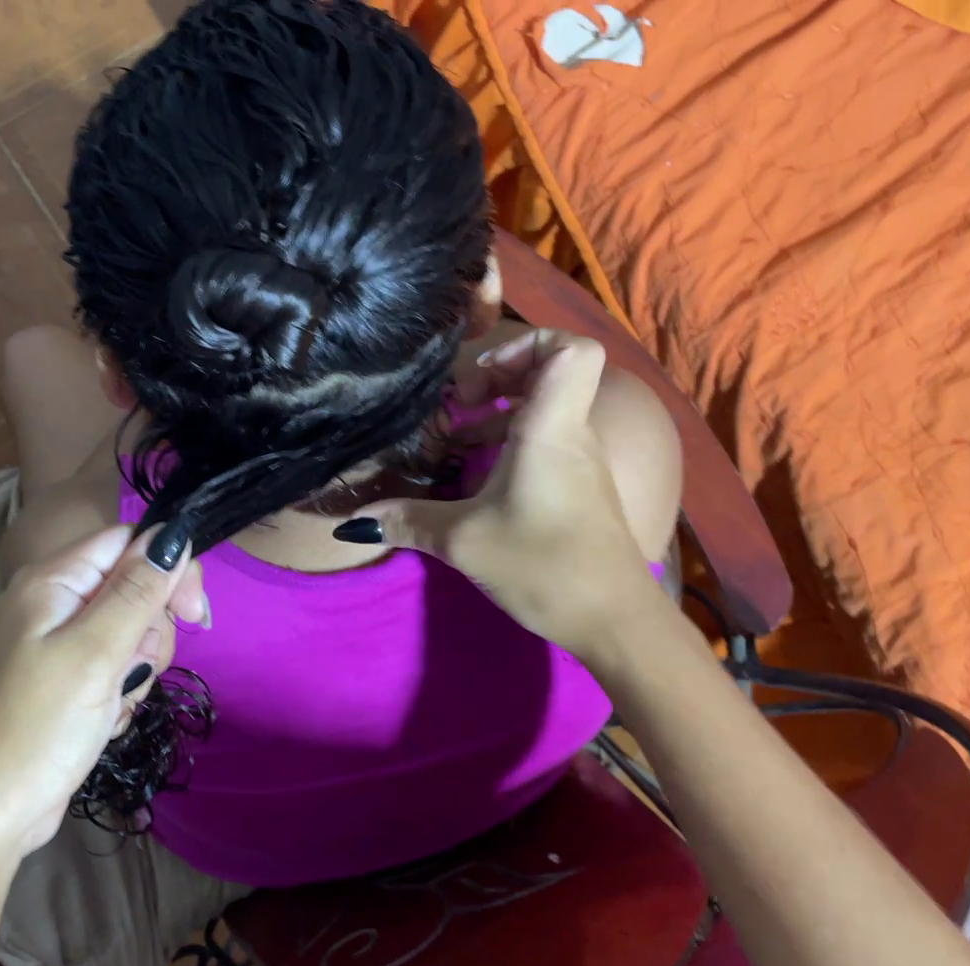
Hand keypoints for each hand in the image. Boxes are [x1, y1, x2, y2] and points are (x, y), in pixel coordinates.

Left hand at [0, 524, 199, 856]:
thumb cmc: (37, 728)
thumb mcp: (96, 654)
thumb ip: (137, 590)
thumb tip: (174, 531)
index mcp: (51, 581)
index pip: (128, 542)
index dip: (168, 568)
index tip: (195, 617)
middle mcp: (52, 604)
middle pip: (134, 590)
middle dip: (150, 634)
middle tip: (132, 674)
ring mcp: (55, 646)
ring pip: (130, 636)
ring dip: (135, 673)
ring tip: (109, 706)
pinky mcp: (62, 683)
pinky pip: (112, 671)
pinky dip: (118, 697)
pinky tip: (100, 724)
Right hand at [340, 330, 662, 659]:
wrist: (613, 619)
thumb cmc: (543, 565)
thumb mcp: (464, 542)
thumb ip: (409, 521)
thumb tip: (356, 522)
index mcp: (549, 428)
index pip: (568, 349)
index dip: (525, 343)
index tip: (479, 376)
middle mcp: (570, 431)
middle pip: (551, 368)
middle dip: (499, 372)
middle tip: (460, 402)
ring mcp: (579, 458)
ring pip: (546, 405)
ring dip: (501, 409)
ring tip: (456, 435)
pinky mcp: (578, 484)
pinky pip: (546, 436)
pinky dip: (511, 438)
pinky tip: (477, 469)